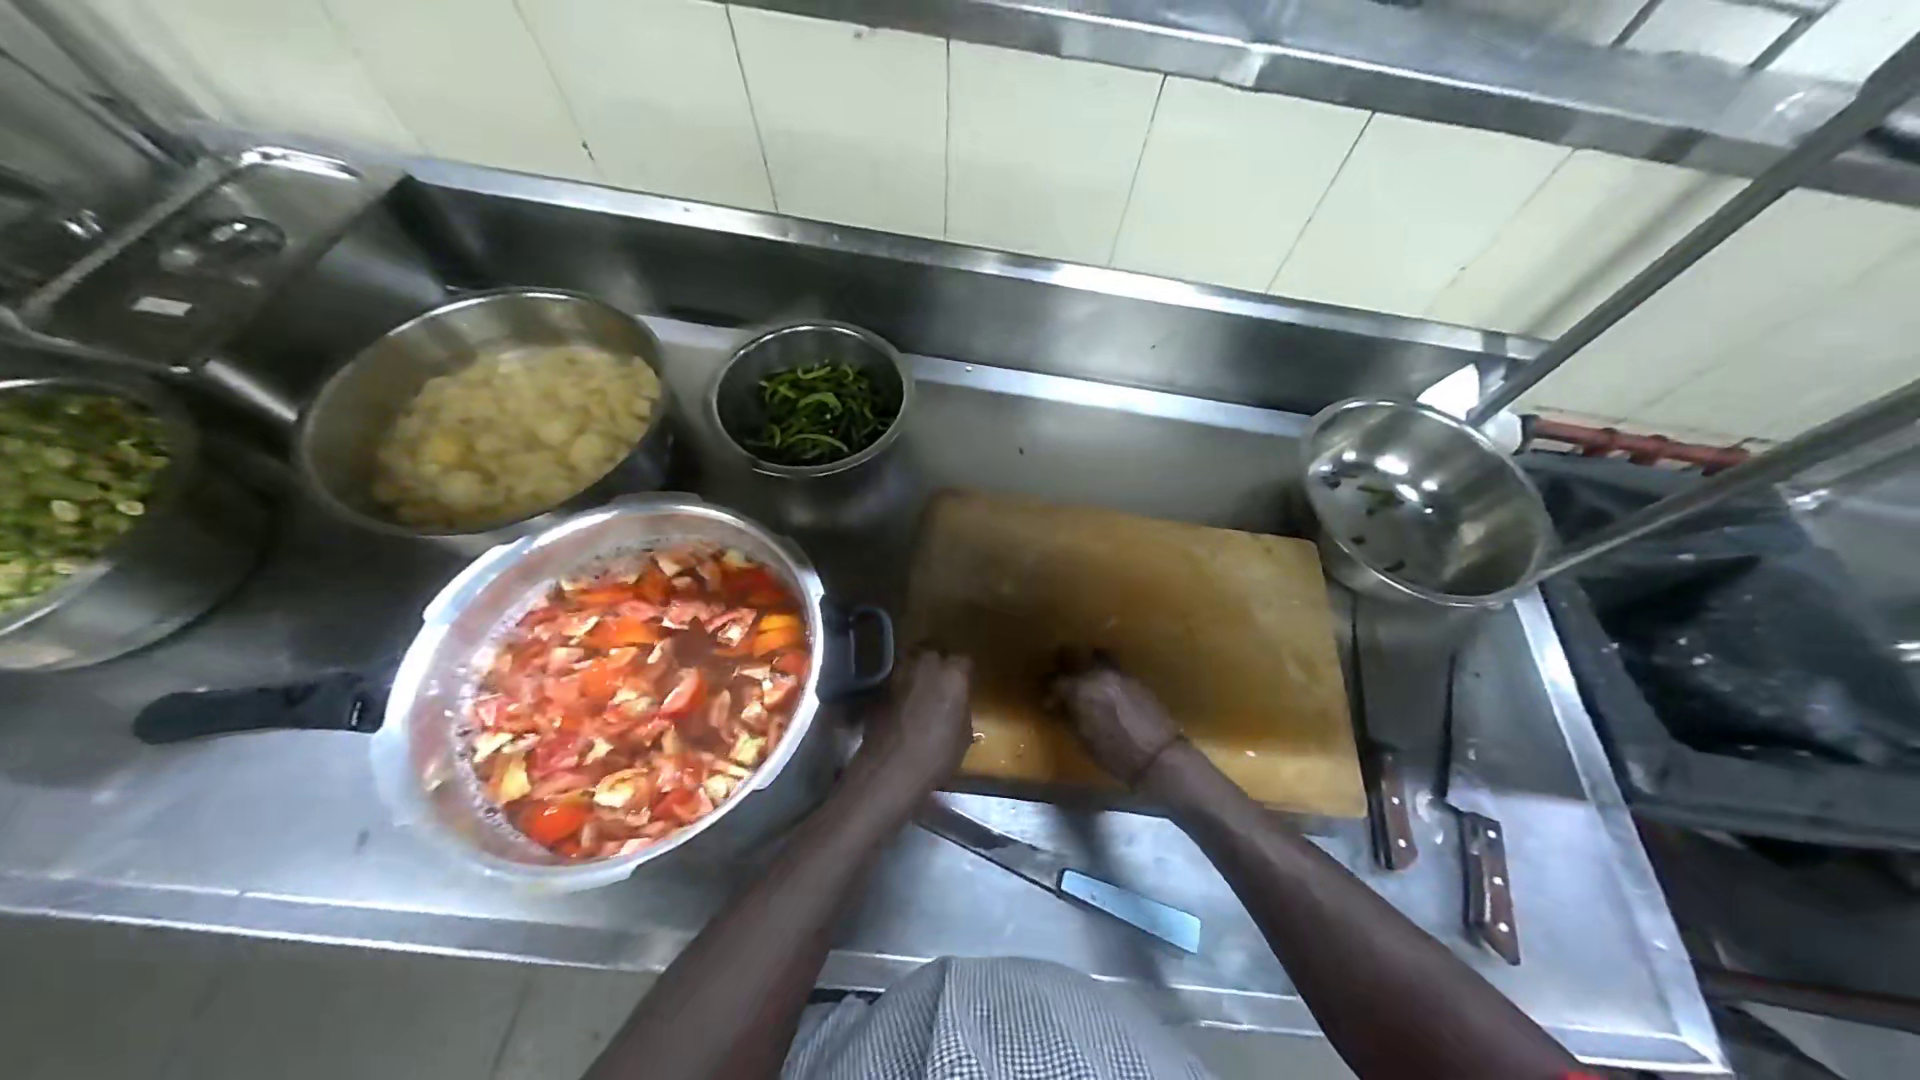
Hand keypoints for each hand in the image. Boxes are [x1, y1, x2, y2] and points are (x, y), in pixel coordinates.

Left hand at [857, 652, 973, 796]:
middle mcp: (925, 665)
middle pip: (933, 652)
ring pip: (910, 662)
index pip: (964, 661)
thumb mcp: (964, 735)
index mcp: (953, 674)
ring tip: (919, 693)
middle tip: (941, 684)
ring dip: (915, 673)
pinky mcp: (878, 689)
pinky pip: (894, 682)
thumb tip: (954, 705)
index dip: (964, 674)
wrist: (891, 769)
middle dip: (937, 664)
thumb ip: (960, 709)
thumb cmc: (938, 755)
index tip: (964, 687)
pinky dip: (898, 690)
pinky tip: (900, 708)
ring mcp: (898, 674)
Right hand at [1048, 653, 1181, 786]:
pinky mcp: (1135, 678)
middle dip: (1065, 666)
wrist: (1158, 756)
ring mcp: (1118, 674)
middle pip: (1074, 656)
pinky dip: (1106, 673)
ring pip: (1096, 657)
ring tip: (1087, 678)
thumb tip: (1058, 705)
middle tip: (1064, 680)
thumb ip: (1068, 715)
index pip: (1054, 680)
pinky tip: (1107, 689)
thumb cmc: (1115, 754)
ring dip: (1088, 664)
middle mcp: (1097, 675)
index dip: (1048, 689)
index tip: (1048, 699)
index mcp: (1080, 690)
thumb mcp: (1083, 738)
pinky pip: (1114, 668)